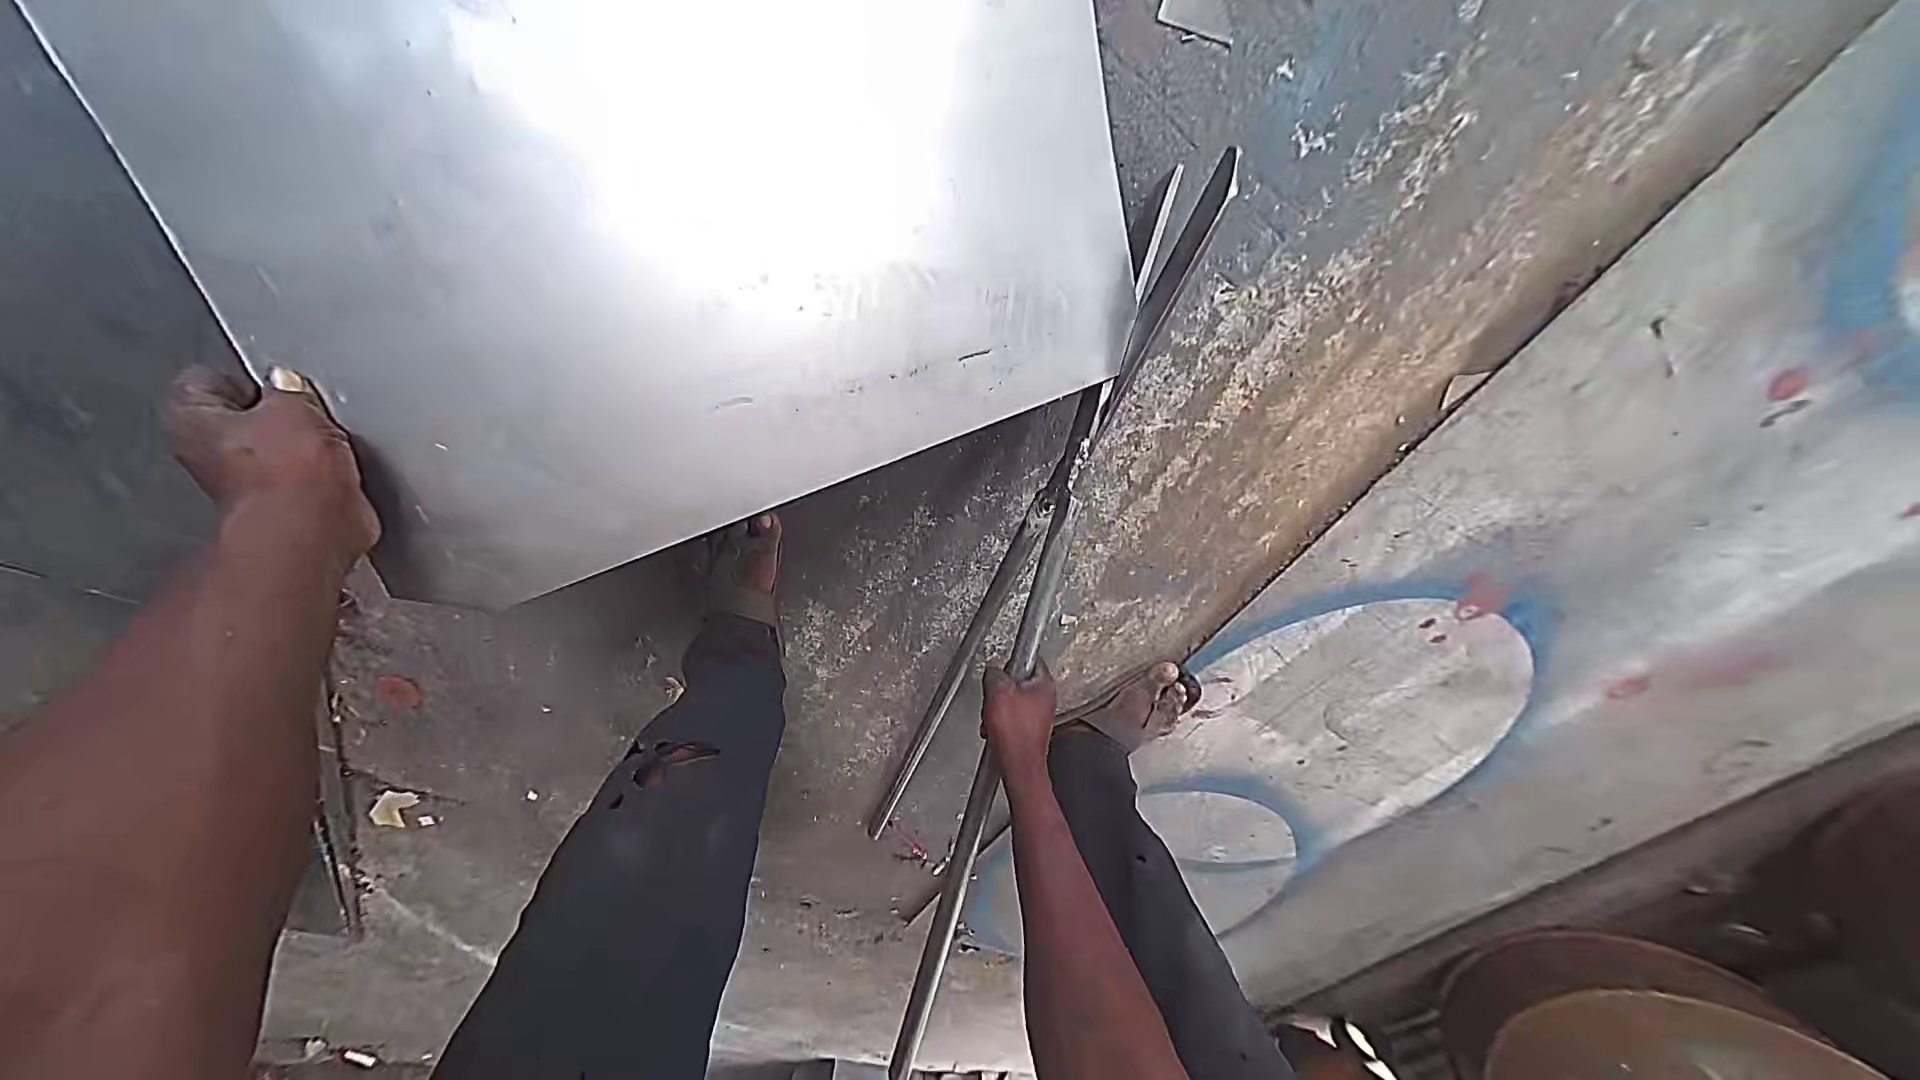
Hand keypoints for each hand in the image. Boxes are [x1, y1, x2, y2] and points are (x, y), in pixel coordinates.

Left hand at [162, 365, 380, 557]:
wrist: (316, 525)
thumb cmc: (287, 473)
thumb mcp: (293, 407)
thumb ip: (288, 388)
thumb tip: (290, 384)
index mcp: (189, 418)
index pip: (211, 379)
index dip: (253, 378)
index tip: (283, 382)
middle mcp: (208, 450)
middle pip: (252, 416)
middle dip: (286, 415)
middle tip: (311, 417)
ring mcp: (247, 479)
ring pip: (284, 446)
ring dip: (312, 446)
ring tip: (330, 447)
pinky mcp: (287, 500)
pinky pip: (311, 473)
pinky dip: (327, 471)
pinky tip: (340, 471)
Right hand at [982, 661, 1057, 780]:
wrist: (1018, 766)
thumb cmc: (1015, 734)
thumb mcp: (998, 692)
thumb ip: (995, 674)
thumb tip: (993, 672)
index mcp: (1045, 684)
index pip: (1031, 659)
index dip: (1013, 661)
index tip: (1003, 665)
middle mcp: (1046, 698)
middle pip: (1018, 681)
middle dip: (1002, 688)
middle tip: (995, 696)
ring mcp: (1038, 715)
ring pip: (1012, 700)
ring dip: (999, 706)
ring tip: (993, 715)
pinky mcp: (1029, 729)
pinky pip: (1011, 716)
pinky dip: (1001, 720)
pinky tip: (994, 727)